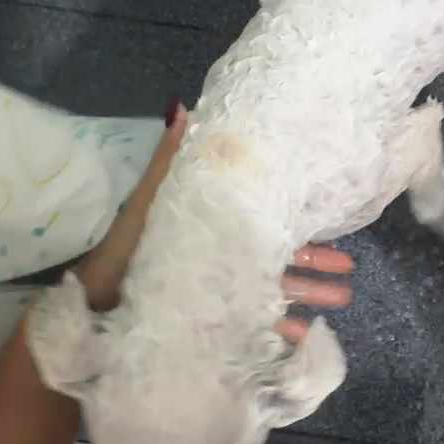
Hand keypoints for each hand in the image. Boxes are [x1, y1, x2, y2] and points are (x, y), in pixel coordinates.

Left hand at [71, 101, 353, 341]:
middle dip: (315, 264)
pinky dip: (278, 329)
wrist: (94, 314)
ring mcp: (219, 295)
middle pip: (278, 258)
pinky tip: (303, 335)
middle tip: (349, 272)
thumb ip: (169, 163)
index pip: (266, 224)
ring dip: (307, 295)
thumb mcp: (151, 205)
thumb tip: (183, 107)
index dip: (299, 225)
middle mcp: (222, 260)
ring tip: (340, 301)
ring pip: (274, 292)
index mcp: (214, 230)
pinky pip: (254, 329)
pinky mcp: (213, 327)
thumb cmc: (126, 256)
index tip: (331, 226)